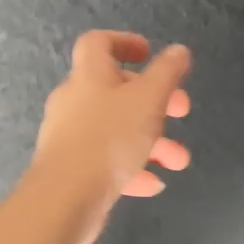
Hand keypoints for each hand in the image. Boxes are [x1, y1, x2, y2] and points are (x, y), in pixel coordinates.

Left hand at [33, 31, 192, 243]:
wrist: (62, 202)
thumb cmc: (109, 137)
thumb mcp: (149, 98)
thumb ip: (167, 71)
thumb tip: (179, 50)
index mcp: (89, 75)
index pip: (98, 42)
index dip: (124, 41)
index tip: (149, 54)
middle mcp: (74, 101)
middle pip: (116, 90)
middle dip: (155, 102)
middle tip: (181, 111)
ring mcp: (68, 138)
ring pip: (116, 129)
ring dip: (151, 141)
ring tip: (178, 161)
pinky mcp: (69, 172)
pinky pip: (105, 161)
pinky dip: (131, 168)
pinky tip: (153, 185)